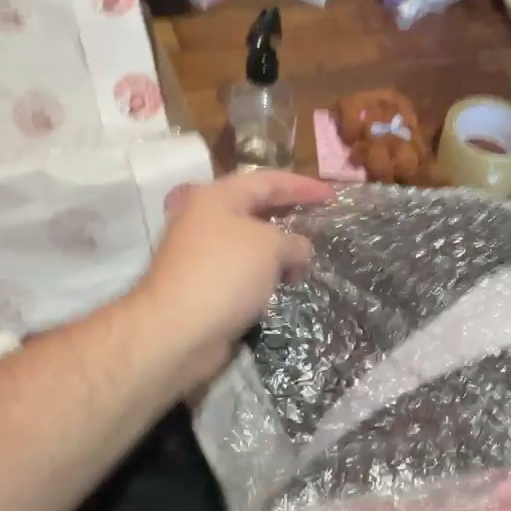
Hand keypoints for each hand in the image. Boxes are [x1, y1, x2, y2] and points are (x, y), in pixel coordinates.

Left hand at [135, 170, 333, 375]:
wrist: (177, 330)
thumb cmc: (225, 274)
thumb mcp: (271, 246)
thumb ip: (294, 241)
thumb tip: (300, 251)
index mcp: (217, 197)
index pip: (268, 181)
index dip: (303, 186)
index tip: (332, 197)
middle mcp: (206, 219)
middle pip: (256, 209)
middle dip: (290, 216)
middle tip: (320, 222)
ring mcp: (202, 254)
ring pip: (251, 243)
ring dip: (279, 250)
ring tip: (306, 262)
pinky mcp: (204, 285)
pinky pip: (244, 270)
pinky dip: (265, 273)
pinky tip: (283, 285)